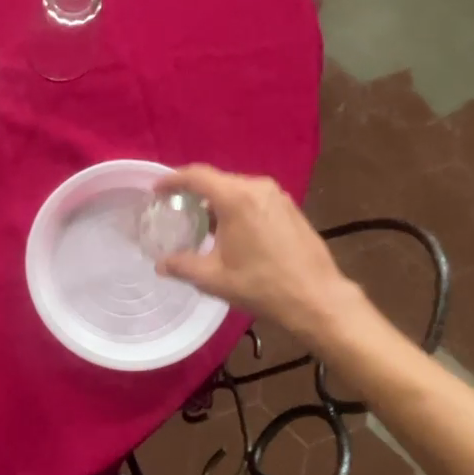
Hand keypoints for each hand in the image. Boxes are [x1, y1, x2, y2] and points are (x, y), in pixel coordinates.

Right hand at [154, 165, 378, 357]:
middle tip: (175, 210)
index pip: (196, 176)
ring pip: (237, 190)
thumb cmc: (262, 285)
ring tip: (201, 223)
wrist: (316, 298)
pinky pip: (254, 199)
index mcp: (236, 198)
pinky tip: (231, 231)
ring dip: (216, 202)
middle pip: (217, 181)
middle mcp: (258, 188)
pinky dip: (236, 208)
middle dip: (194, 193)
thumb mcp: (214, 278)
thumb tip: (161, 264)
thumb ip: (182, 266)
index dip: (172, 180)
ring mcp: (278, 196)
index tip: (156, 190)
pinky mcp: (290, 208)